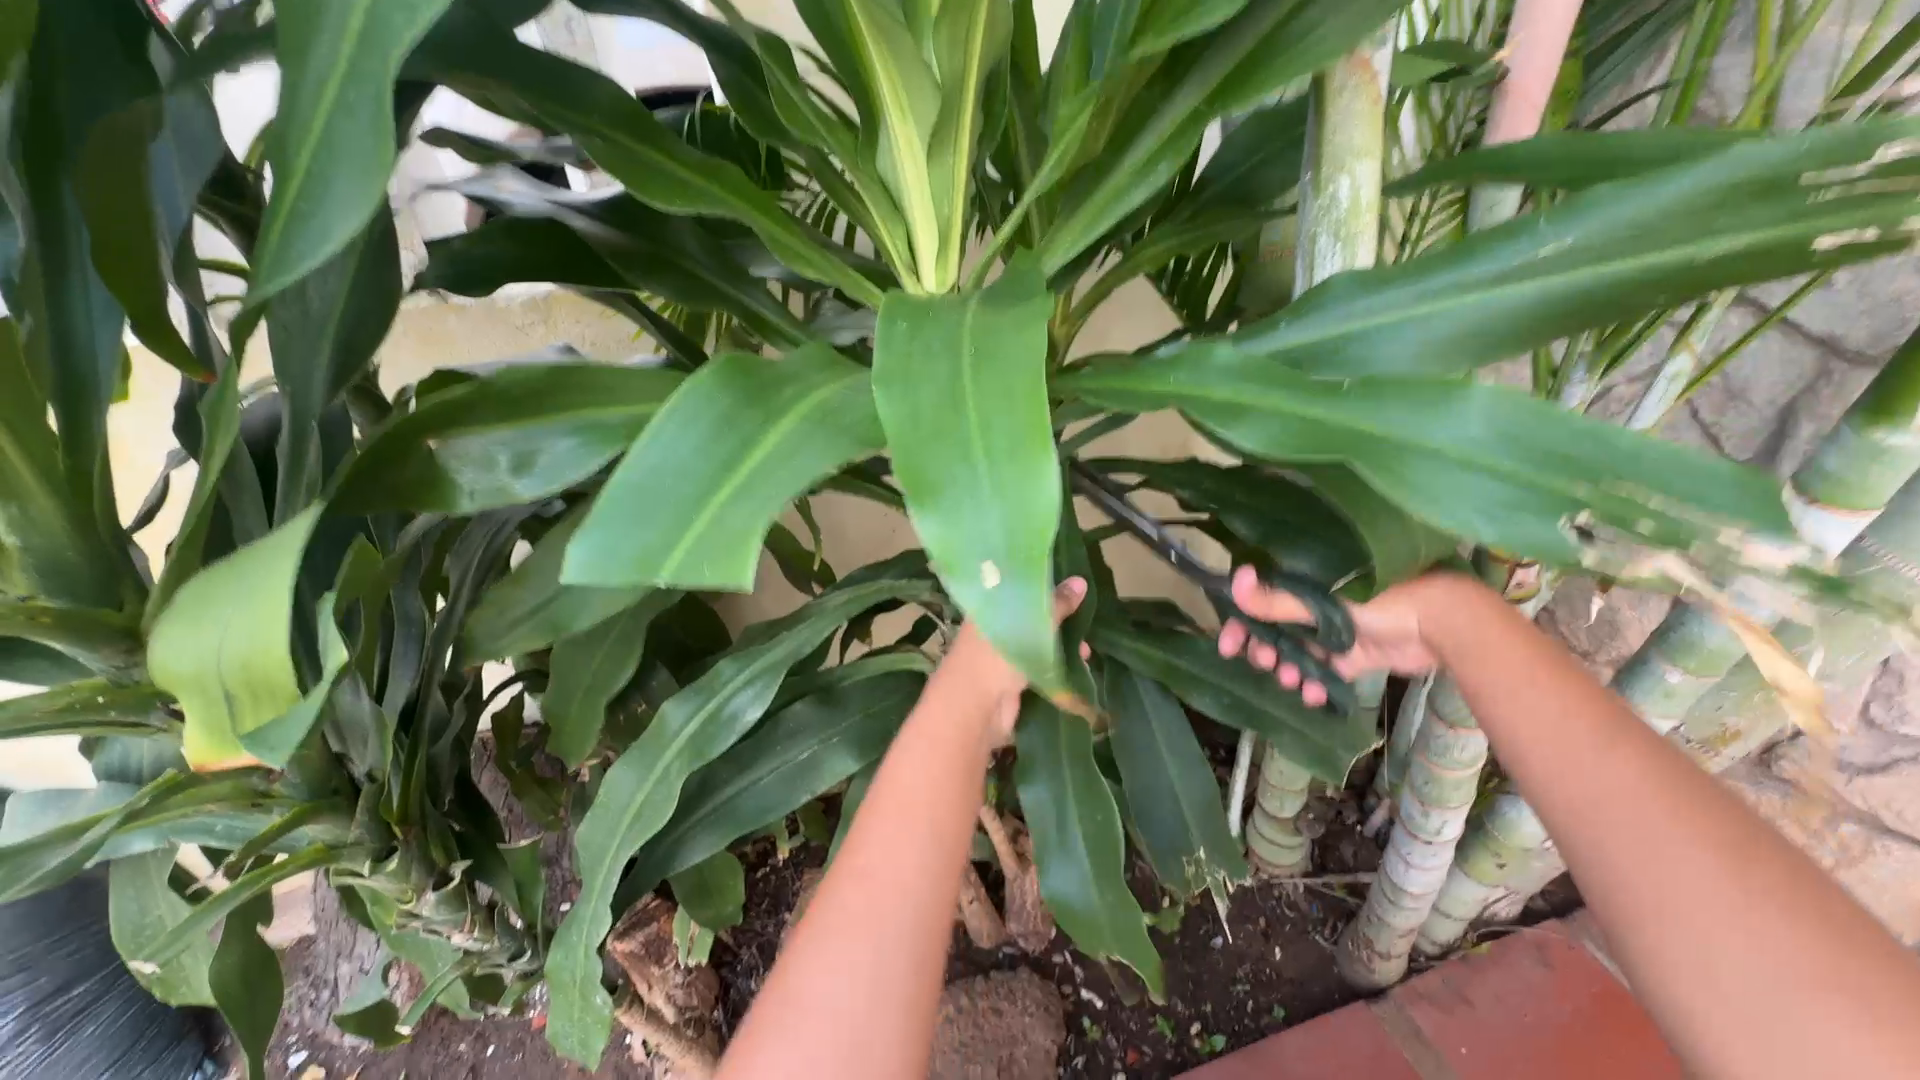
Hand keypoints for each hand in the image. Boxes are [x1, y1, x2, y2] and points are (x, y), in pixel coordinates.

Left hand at [938, 577, 1088, 744]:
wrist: (978, 709)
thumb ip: (1056, 605)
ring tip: (1086, 650)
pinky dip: (1058, 667)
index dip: (1043, 587)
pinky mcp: (1013, 682)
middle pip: (1031, 618)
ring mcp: (1003, 657)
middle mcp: (995, 630)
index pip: (1018, 589)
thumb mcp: (1031, 623)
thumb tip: (1081, 581)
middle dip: (1058, 620)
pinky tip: (1079, 666)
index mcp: (989, 608)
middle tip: (1084, 618)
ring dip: (1062, 646)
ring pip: (1038, 645)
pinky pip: (1040, 668)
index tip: (1069, 585)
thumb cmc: (998, 655)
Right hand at [1218, 566, 1466, 705]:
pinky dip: (1316, 684)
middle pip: (1277, 628)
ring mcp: (1337, 629)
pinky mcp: (1356, 653)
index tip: (1228, 645)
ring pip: (1299, 652)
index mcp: (1309, 580)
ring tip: (1290, 681)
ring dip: (1288, 668)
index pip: (1263, 598)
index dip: (1242, 621)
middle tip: (1262, 663)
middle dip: (1264, 648)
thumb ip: (1278, 600)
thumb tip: (1234, 580)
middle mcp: (1318, 603)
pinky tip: (1313, 696)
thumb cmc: (1381, 599)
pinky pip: (1326, 671)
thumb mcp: (1323, 600)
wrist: (1442, 623)